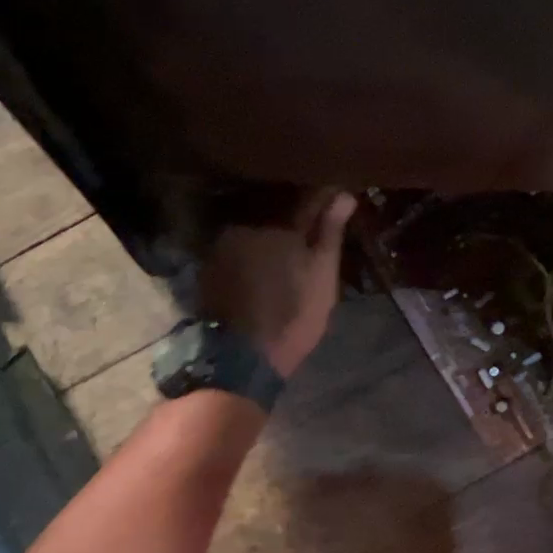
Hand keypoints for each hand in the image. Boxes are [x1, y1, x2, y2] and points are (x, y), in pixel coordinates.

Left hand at [198, 189, 356, 376]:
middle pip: (275, 219)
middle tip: (306, 243)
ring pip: (253, 239)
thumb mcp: (321, 277)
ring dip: (266, 246)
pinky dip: (247, 263)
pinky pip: (235, 258)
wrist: (241, 358)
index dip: (324, 203)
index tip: (337, 201)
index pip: (308, 203)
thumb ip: (330, 234)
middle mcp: (247, 226)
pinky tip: (257, 281)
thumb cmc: (291, 317)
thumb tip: (344, 194)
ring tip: (280, 266)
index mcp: (281, 226)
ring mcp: (223, 248)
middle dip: (290, 226)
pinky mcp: (208, 271)